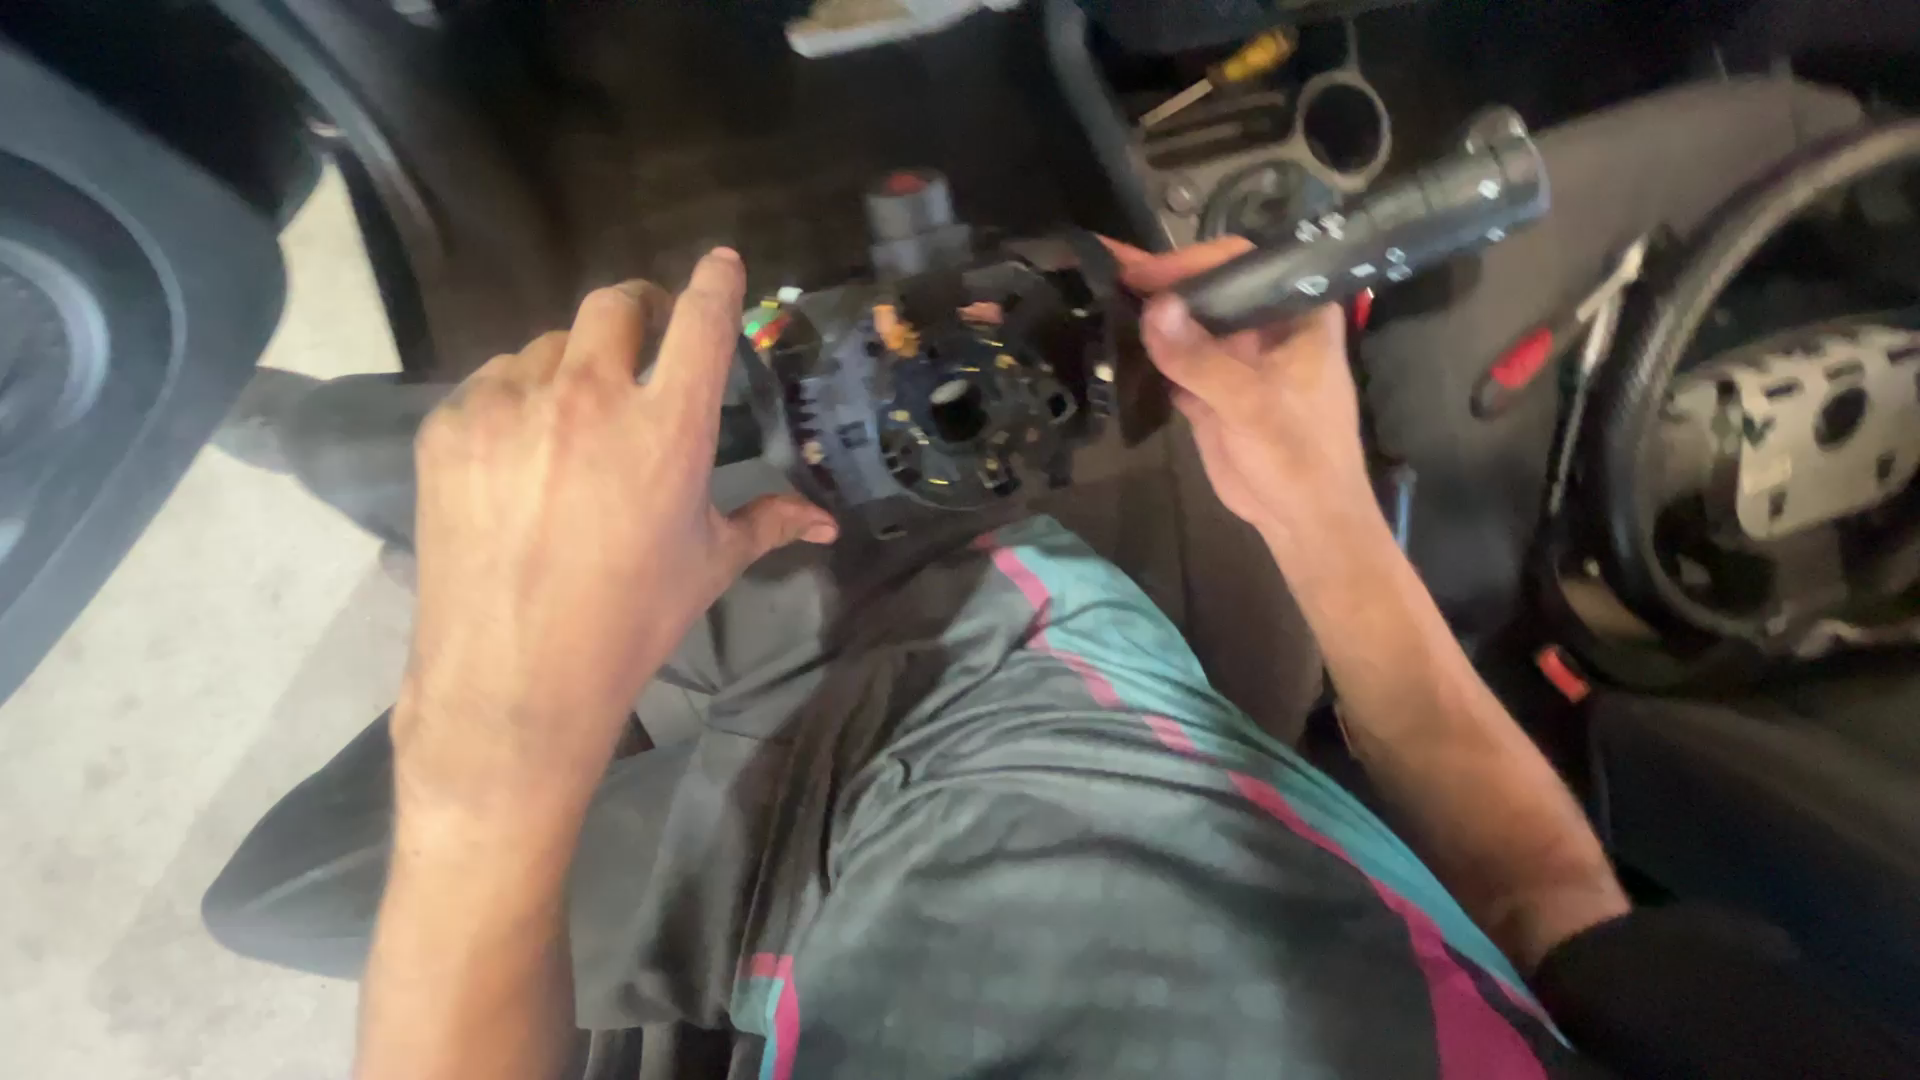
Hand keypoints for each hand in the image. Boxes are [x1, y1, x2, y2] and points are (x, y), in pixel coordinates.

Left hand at [396, 249, 836, 824]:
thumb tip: (828, 522)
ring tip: (578, 418)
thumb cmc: (635, 616)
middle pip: (614, 303)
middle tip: (647, 339)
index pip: (700, 322)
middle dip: (640, 309)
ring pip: (547, 343)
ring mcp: (510, 405)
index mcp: (669, 427)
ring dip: (575, 362)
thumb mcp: (712, 563)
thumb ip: (771, 522)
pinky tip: (525, 452)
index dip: (714, 281)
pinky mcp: (451, 426)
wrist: (516, 674)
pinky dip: (520, 397)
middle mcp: (590, 396)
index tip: (720, 261)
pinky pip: (494, 381)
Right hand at [1110, 236, 1371, 541]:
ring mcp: (1236, 360)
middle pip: (1208, 292)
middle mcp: (1264, 328)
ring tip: (1102, 304)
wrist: (1300, 518)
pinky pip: (1175, 364)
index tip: (1140, 272)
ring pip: (1188, 327)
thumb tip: (1153, 309)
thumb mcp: (1251, 405)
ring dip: (1150, 321)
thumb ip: (1201, 359)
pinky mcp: (1211, 391)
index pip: (1240, 265)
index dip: (1190, 263)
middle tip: (1108, 277)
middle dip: (1162, 286)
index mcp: (1294, 314)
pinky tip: (1114, 349)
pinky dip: (1148, 358)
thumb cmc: (1297, 456)